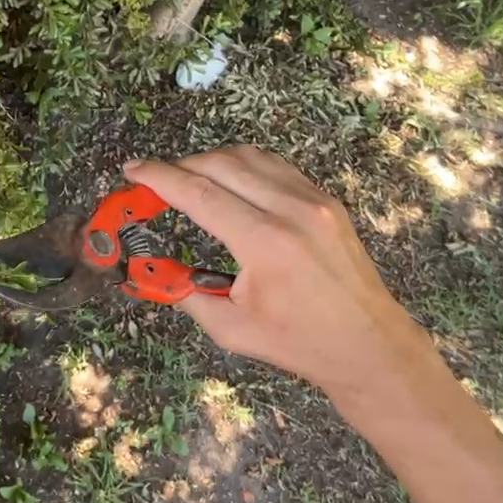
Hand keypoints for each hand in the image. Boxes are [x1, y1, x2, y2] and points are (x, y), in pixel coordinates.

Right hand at [123, 146, 435, 409]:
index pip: (198, 193)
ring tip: (188, 179)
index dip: (158, 177)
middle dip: (178, 166)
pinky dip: (241, 165)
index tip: (131, 171)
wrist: (371, 347)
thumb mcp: (229, 328)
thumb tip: (144, 270)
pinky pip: (273, 165)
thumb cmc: (298, 343)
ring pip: (247, 156)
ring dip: (209, 160)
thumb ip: (182, 292)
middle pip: (219, 163)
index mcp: (265, 244)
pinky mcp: (326, 199)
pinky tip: (228, 182)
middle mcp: (291, 210)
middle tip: (154, 180)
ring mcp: (313, 200)